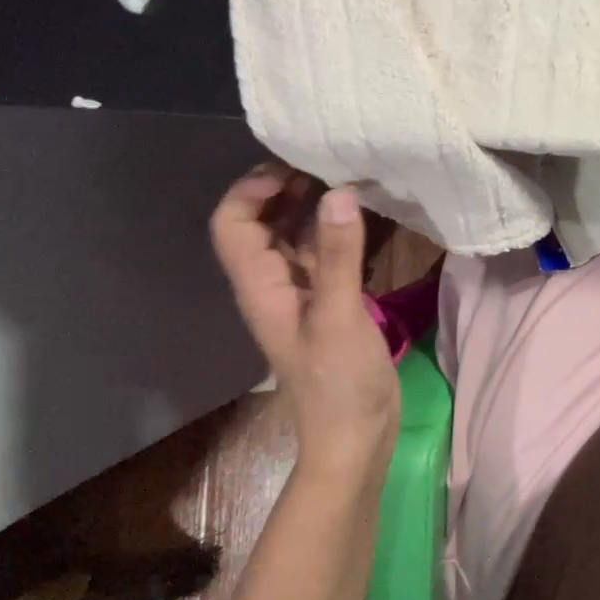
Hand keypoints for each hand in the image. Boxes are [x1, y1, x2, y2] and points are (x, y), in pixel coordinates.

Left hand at [211, 164, 399, 467]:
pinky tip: (366, 214)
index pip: (233, 224)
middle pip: (261, 223)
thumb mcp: (339, 316)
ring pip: (294, 235)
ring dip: (313, 205)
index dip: (252, 191)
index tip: (295, 168)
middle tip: (328, 160)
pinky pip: (325, 253)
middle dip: (284, 187)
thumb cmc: (338, 383)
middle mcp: (275, 283)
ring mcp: (303, 293)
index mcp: (261, 286)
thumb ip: (339, 255)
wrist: (354, 439)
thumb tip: (340, 191)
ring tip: (348, 175)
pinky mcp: (331, 301)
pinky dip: (338, 229)